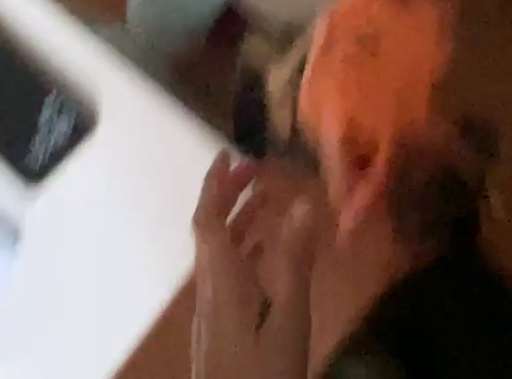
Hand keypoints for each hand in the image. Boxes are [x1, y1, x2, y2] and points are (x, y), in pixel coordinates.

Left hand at [191, 153, 319, 378]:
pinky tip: (269, 255)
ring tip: (269, 200)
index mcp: (222, 283)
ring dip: (239, 222)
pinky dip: (245, 249)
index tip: (229, 154)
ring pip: (218, 254)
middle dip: (229, 196)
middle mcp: (210, 293)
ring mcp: (212, 315)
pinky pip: (227, 274)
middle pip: (209, 234)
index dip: (214, 185)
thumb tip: (304, 200)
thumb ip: (294, 260)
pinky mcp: (220, 332)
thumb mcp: (288, 318)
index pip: (207, 222)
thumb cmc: (263, 374)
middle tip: (258, 169)